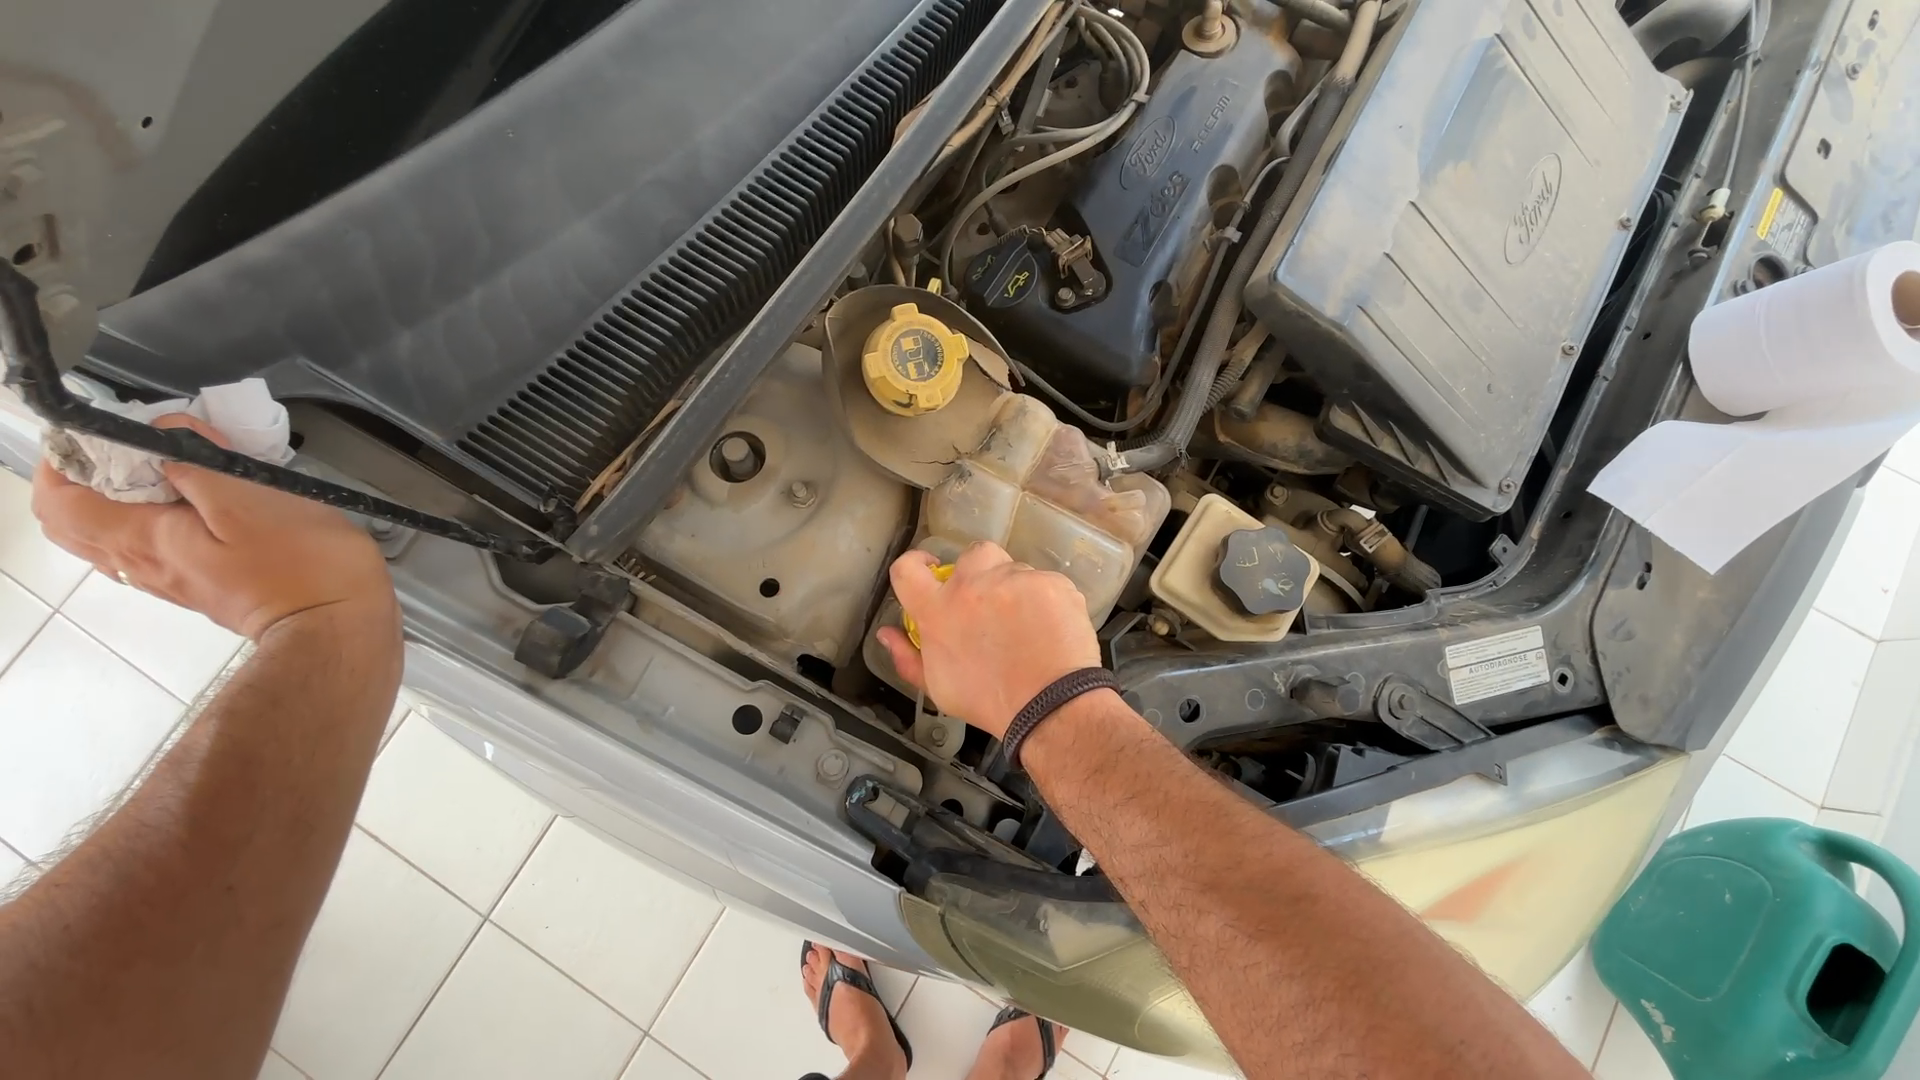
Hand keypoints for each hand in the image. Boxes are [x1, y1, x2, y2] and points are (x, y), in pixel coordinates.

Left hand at [32, 414, 397, 641]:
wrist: (337, 627)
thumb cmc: (302, 562)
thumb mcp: (255, 498)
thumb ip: (201, 462)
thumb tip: (168, 433)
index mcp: (142, 539)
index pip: (60, 498)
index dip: (69, 459)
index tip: (112, 435)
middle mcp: (141, 564)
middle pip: (75, 522)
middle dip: (89, 480)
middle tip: (137, 453)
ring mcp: (172, 582)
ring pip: (112, 537)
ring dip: (125, 501)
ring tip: (174, 477)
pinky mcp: (203, 589)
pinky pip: (152, 551)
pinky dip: (157, 523)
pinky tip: (202, 511)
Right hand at [877, 542, 1100, 738]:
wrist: (1052, 706)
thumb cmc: (989, 701)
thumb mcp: (938, 688)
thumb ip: (908, 657)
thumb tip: (888, 634)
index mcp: (938, 610)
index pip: (908, 570)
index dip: (916, 563)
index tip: (930, 568)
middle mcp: (973, 585)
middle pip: (971, 556)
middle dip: (979, 573)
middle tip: (989, 602)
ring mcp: (1015, 580)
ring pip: (1013, 569)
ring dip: (1015, 589)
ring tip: (1026, 624)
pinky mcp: (1050, 583)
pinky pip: (1045, 583)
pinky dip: (1047, 601)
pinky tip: (1051, 629)